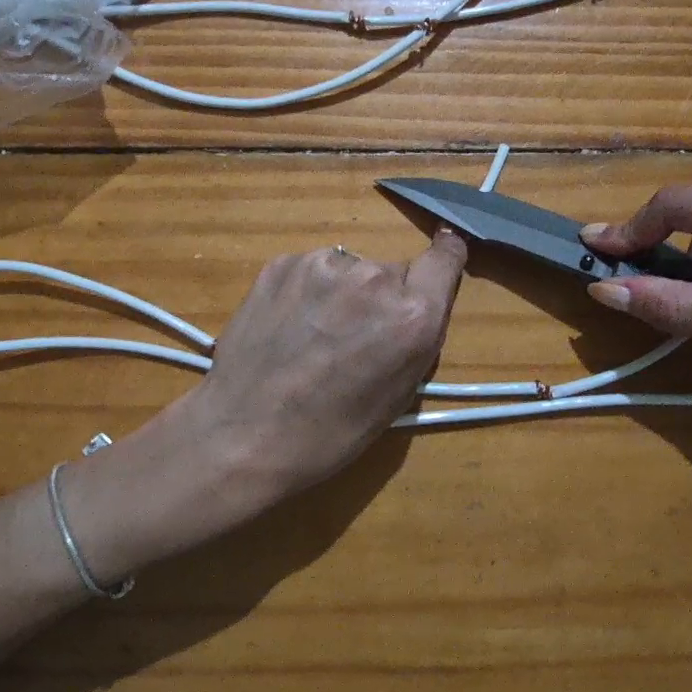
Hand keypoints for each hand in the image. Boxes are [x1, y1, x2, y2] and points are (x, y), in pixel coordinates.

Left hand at [188, 231, 467, 497]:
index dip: (444, 259)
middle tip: (353, 336)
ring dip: (342, 292)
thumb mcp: (399, 395)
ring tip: (313, 334)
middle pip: (393, 271)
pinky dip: (306, 291)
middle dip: (382, 297)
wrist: (245, 434)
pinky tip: (287, 326)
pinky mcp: (281, 263)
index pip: (447, 257)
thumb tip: (417, 306)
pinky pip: (311, 271)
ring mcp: (323, 265)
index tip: (439, 259)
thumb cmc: (331, 433)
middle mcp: (374, 277)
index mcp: (413, 315)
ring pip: (349, 269)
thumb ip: (417, 338)